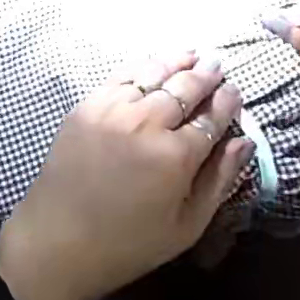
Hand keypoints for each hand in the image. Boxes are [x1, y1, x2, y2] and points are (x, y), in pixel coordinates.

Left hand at [0, 52, 255, 299]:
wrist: (55, 243)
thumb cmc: (127, 244)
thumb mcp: (186, 226)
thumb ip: (219, 180)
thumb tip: (245, 141)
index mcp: (176, 156)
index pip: (212, 117)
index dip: (227, 101)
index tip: (235, 92)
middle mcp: (147, 123)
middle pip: (185, 87)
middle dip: (206, 75)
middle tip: (217, 65)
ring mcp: (113, 110)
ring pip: (154, 73)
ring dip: (177, 62)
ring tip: (192, 55)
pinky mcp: (87, 106)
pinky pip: (121, 77)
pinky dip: (143, 67)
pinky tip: (153, 64)